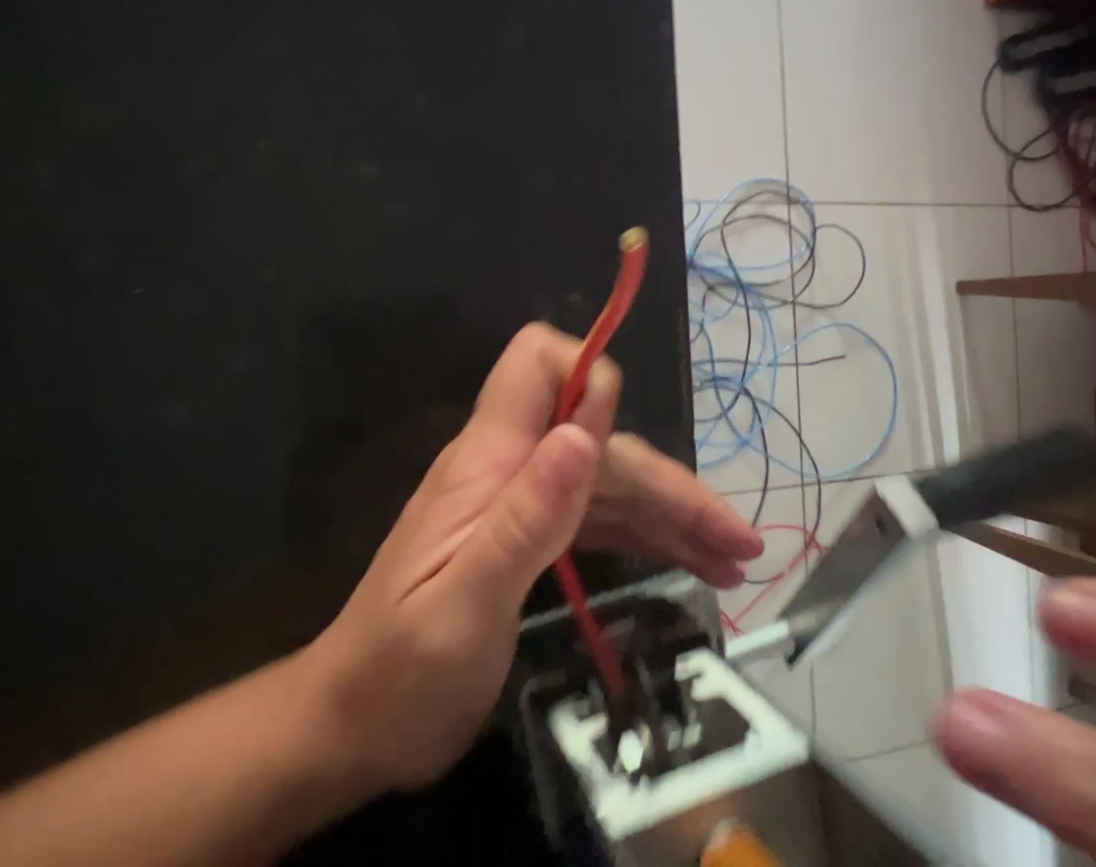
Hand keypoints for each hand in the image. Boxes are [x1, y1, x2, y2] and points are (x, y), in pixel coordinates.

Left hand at [301, 324, 761, 791]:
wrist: (356, 727)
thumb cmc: (402, 675)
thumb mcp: (464, 605)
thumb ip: (525, 518)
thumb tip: (581, 434)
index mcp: (485, 465)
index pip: (535, 368)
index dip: (587, 378)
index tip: (631, 440)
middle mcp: (507, 472)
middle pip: (601, 442)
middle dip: (670, 482)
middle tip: (739, 544)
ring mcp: (518, 507)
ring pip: (610, 484)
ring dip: (675, 516)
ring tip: (736, 561)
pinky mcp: (528, 543)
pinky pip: (600, 523)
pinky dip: (649, 538)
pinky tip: (692, 564)